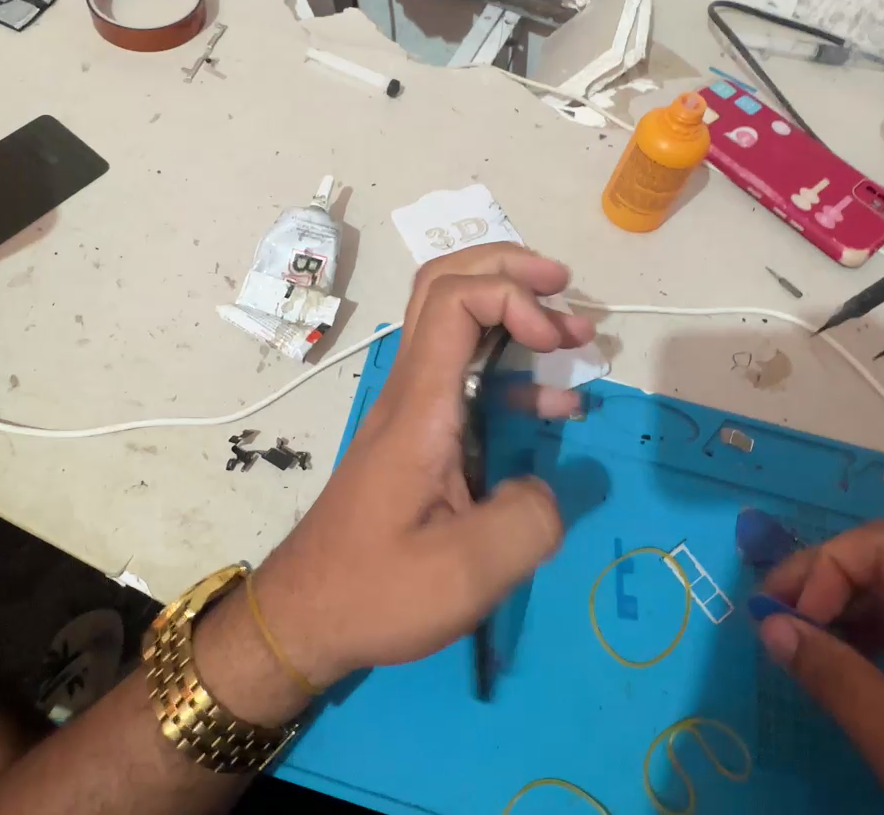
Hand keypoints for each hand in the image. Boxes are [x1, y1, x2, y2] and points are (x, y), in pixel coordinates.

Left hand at [252, 243, 596, 688]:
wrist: (306, 613)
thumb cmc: (375, 591)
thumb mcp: (465, 575)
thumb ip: (527, 522)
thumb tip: (545, 486)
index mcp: (419, 406)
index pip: (453, 300)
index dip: (512, 296)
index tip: (555, 338)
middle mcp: (412, 391)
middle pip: (444, 286)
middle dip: (508, 270)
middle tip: (564, 284)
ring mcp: (413, 410)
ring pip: (455, 325)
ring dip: (515, 315)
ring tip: (577, 335)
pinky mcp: (419, 436)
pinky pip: (467, 378)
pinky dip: (513, 373)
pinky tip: (555, 403)